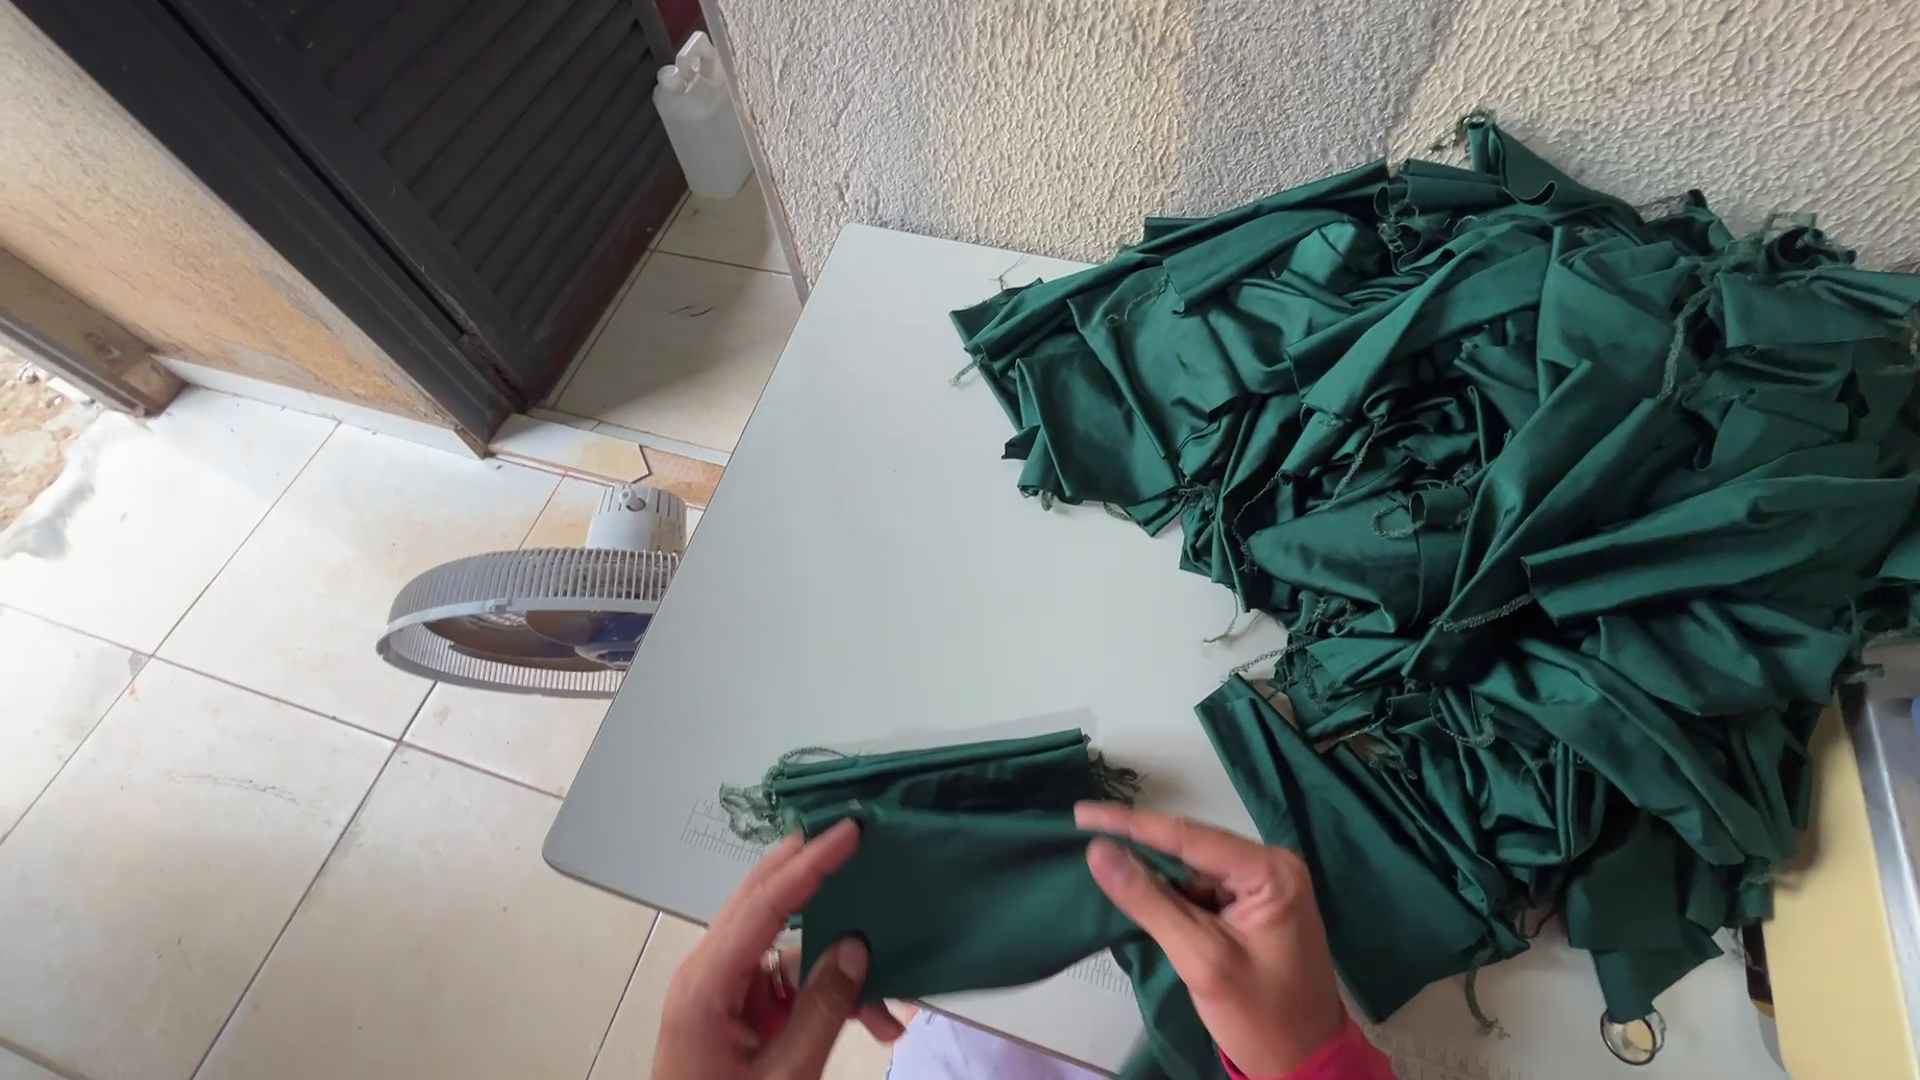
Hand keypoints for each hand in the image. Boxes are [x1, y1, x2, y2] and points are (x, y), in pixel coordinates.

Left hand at [654, 819, 905, 1079]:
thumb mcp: (783, 1079)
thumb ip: (822, 1009)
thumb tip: (858, 945)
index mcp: (708, 982)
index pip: (766, 901)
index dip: (812, 860)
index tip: (849, 829)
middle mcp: (712, 970)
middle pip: (769, 899)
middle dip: (817, 872)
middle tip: (859, 837)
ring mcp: (727, 988)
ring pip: (791, 944)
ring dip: (840, 958)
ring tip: (889, 991)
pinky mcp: (743, 1009)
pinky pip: (793, 978)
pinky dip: (832, 991)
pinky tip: (873, 1018)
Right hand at [1077, 802, 1345, 1076]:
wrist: (1305, 1070)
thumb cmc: (1262, 1019)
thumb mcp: (1201, 959)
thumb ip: (1149, 901)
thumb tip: (1099, 850)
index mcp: (1269, 870)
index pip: (1187, 836)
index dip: (1130, 822)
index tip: (1084, 813)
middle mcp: (1269, 864)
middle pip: (1188, 847)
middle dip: (1140, 846)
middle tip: (1086, 833)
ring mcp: (1261, 883)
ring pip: (1189, 867)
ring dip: (1153, 875)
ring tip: (1106, 866)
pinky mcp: (1249, 903)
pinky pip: (1198, 886)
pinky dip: (1170, 895)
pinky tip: (1142, 895)